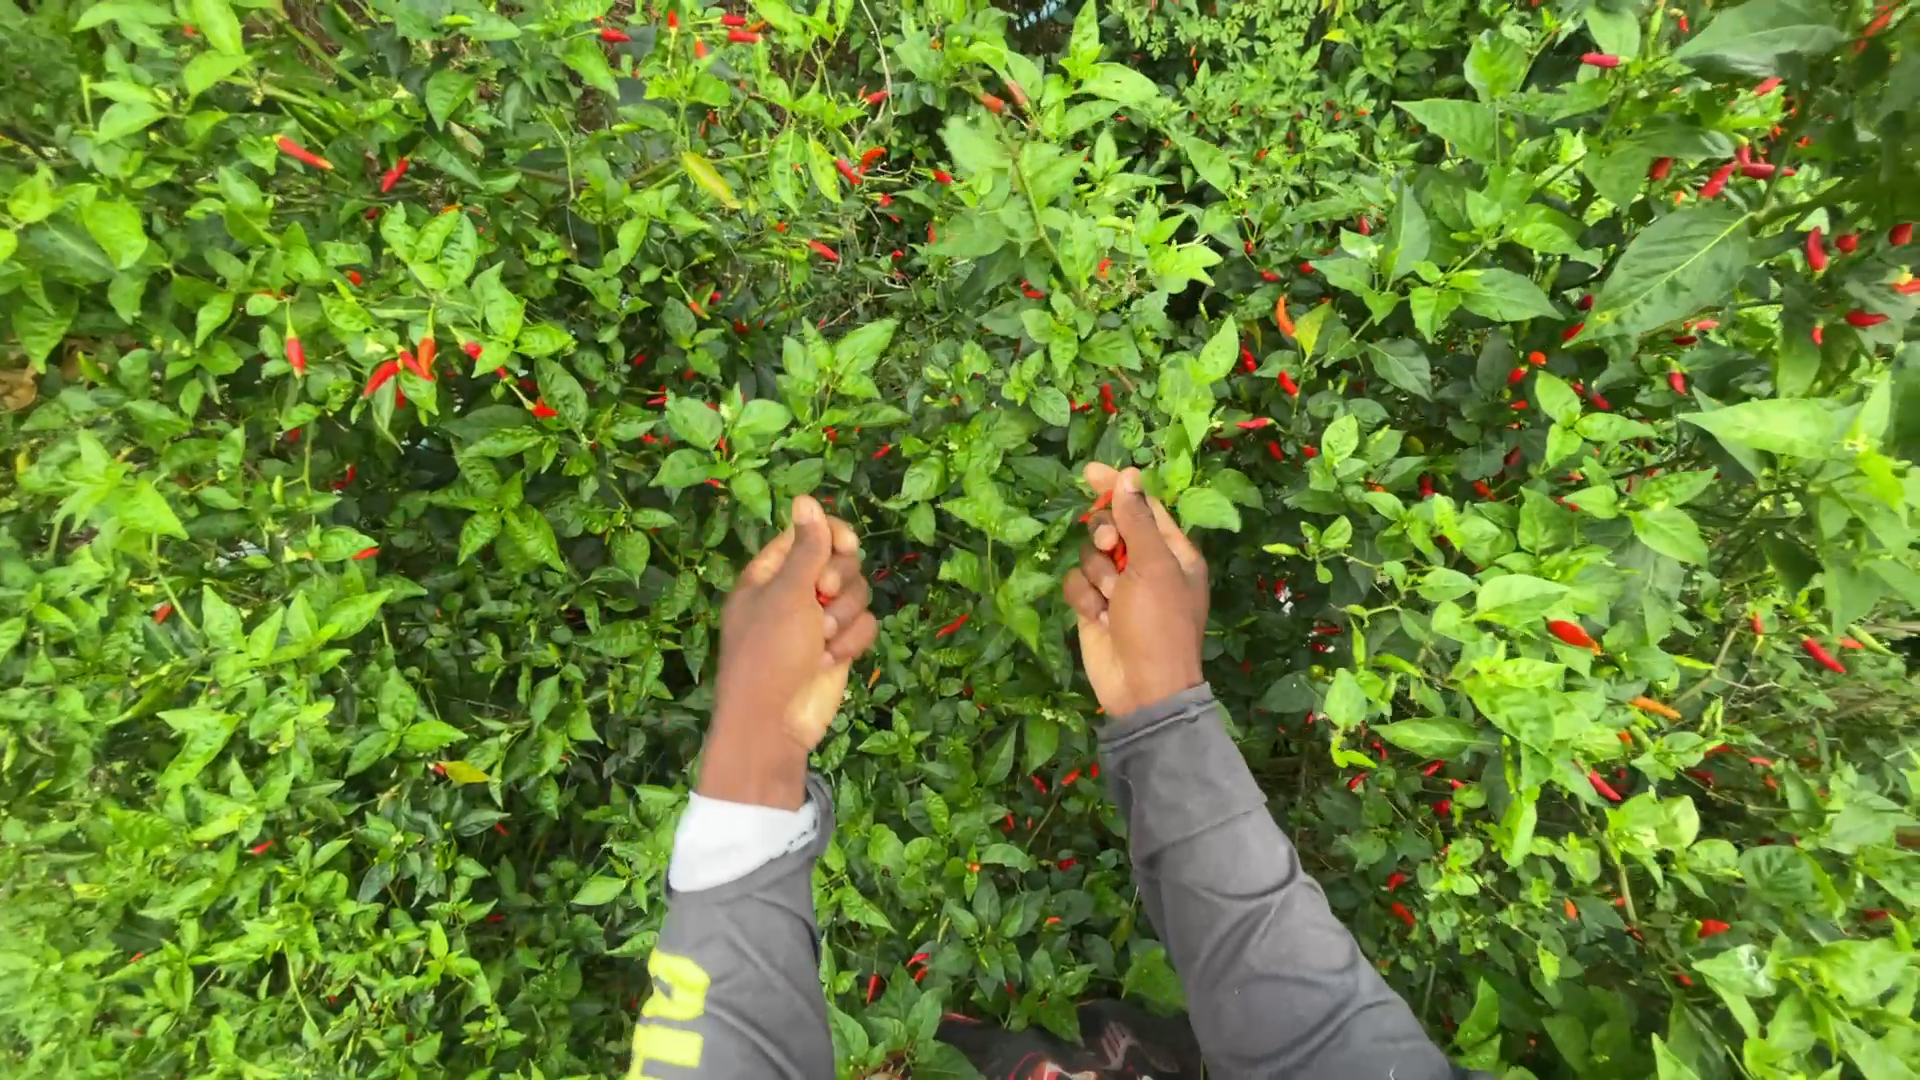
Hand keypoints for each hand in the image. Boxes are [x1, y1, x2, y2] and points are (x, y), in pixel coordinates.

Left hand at [702, 495, 878, 807]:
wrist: (775, 722)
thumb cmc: (769, 652)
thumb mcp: (787, 594)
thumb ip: (806, 548)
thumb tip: (806, 498)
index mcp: (771, 574)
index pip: (809, 535)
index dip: (831, 536)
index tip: (847, 545)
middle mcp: (796, 592)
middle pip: (840, 561)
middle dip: (839, 582)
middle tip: (823, 597)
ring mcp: (819, 620)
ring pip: (857, 593)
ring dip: (844, 616)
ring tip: (823, 639)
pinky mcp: (840, 645)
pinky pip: (864, 625)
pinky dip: (852, 641)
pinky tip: (832, 659)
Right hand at [1061, 465, 1208, 715]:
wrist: (1141, 688)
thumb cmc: (1158, 623)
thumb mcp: (1152, 565)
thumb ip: (1136, 519)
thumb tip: (1129, 474)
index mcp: (1171, 551)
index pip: (1141, 506)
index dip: (1117, 489)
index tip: (1089, 473)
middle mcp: (1144, 565)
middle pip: (1110, 527)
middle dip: (1104, 536)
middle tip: (1110, 548)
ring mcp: (1117, 587)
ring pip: (1088, 556)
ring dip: (1097, 576)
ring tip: (1111, 601)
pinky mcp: (1093, 607)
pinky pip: (1076, 583)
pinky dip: (1083, 598)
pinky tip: (1097, 617)